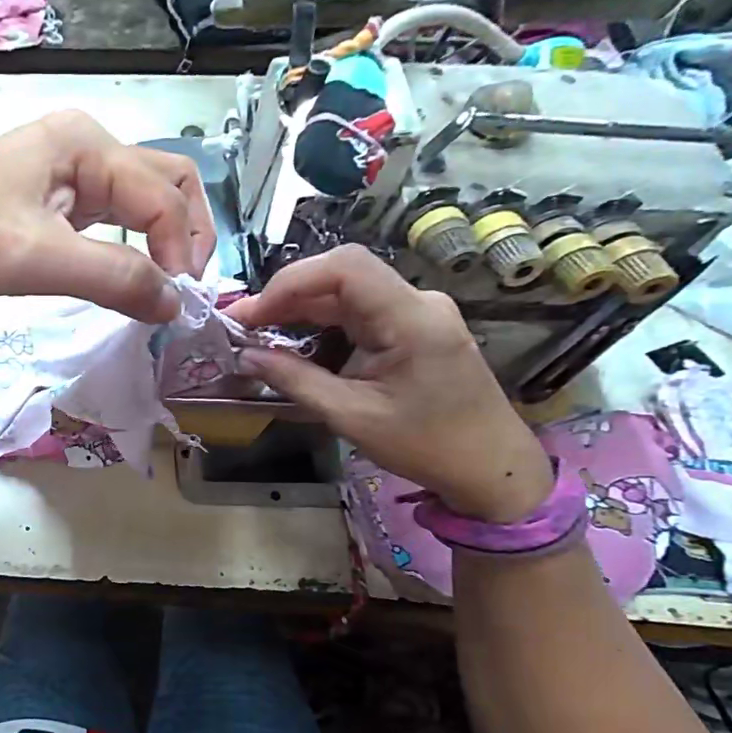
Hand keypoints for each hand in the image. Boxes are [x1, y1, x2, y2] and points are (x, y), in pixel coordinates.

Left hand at [0, 111, 215, 322]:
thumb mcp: (40, 259)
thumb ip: (115, 278)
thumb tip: (175, 305)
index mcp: (87, 144)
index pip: (163, 196)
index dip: (182, 249)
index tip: (176, 305)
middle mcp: (88, 147)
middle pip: (168, 184)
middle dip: (188, 234)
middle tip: (184, 290)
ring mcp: (72, 172)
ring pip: (145, 202)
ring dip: (166, 241)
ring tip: (166, 289)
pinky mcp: (58, 200)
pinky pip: (115, 219)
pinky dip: (136, 247)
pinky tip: (134, 277)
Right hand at [225, 245, 552, 522]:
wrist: (490, 465)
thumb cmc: (426, 445)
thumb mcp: (352, 416)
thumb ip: (296, 381)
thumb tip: (246, 357)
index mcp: (411, 318)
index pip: (345, 267)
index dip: (290, 281)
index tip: (252, 315)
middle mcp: (416, 302)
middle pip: (341, 277)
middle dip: (286, 298)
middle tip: (241, 327)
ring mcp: (417, 313)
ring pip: (347, 294)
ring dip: (300, 312)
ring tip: (258, 336)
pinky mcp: (413, 328)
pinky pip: (360, 314)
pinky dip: (322, 326)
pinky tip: (295, 345)